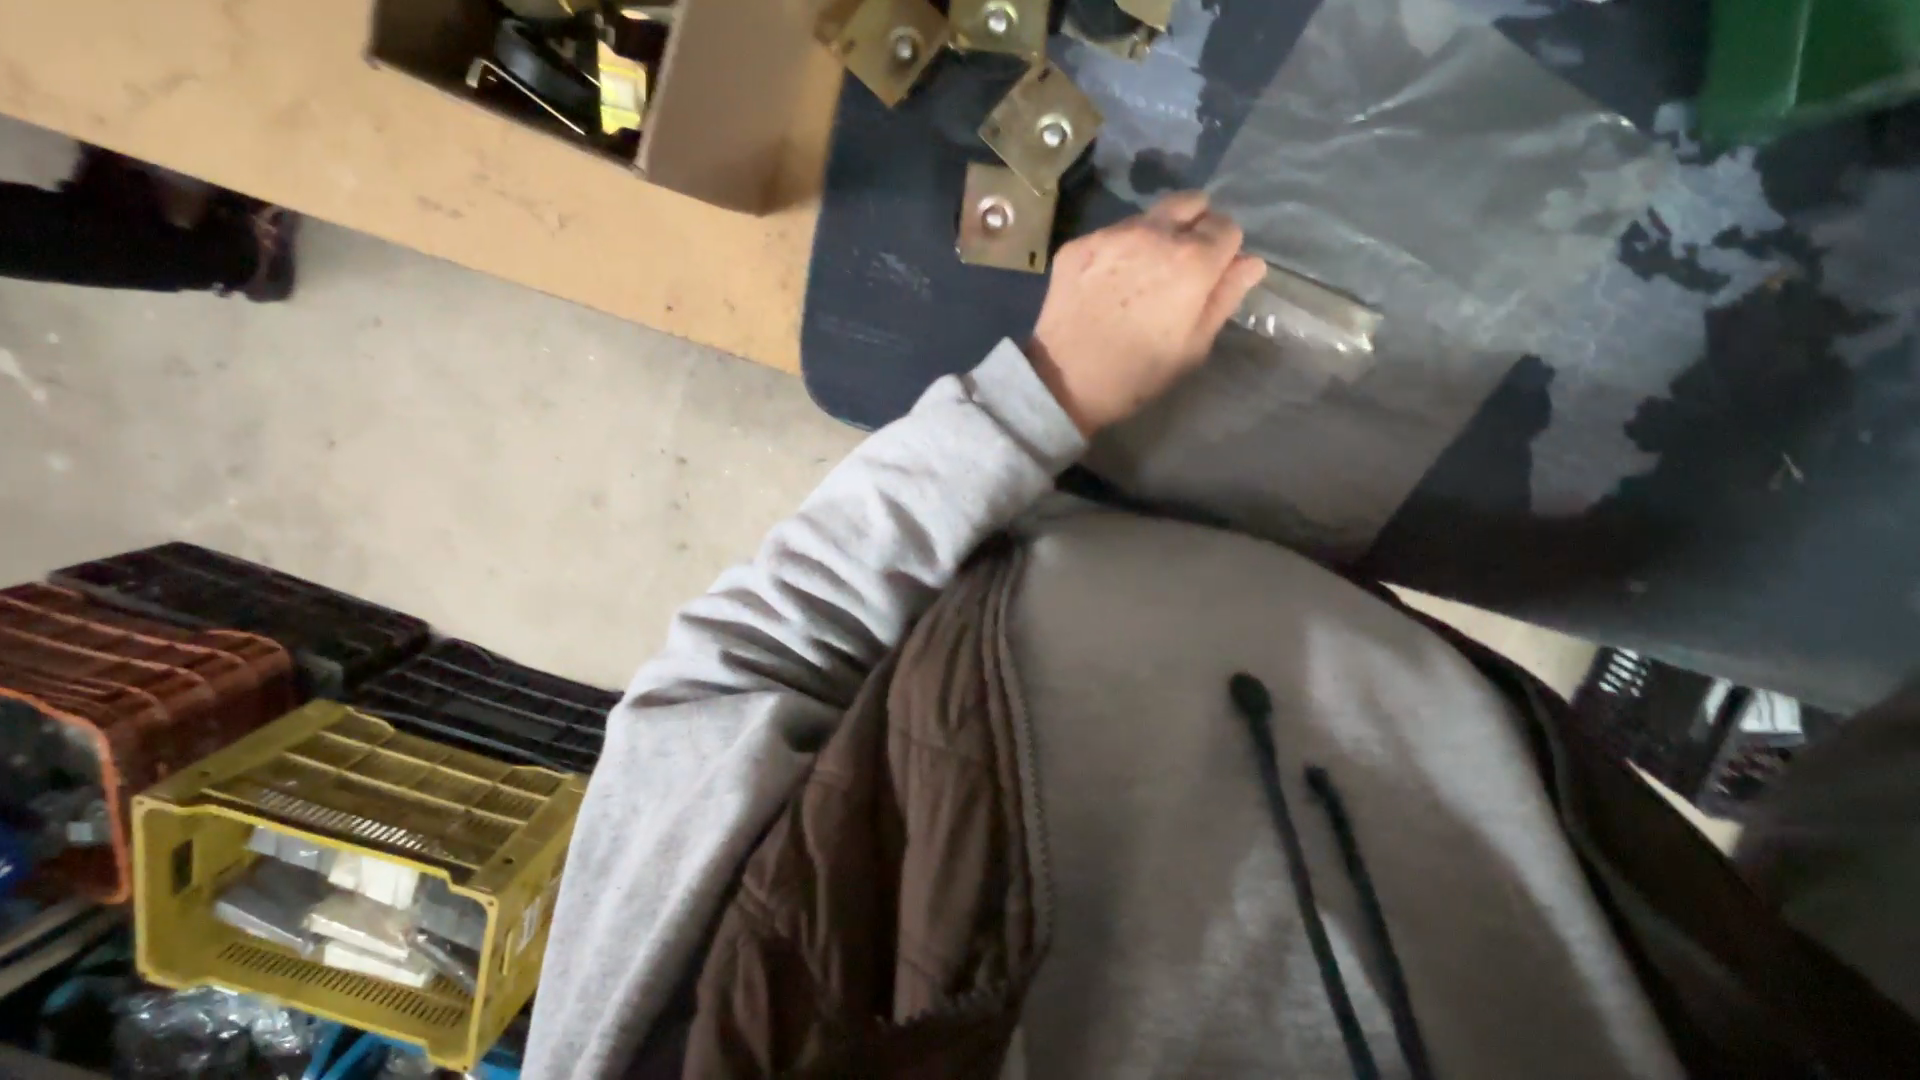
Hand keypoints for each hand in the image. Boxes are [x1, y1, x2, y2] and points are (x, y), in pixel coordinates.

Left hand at [1027, 192, 1266, 435]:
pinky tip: (1107, 285)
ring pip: (1148, 217)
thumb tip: (1252, 262)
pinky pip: (1111, 235)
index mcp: (1192, 259)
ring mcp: (1111, 235)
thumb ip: (1225, 296)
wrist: (1065, 382)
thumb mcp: (1194, 345)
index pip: (1227, 226)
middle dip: (1194, 226)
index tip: (1211, 273)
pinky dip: (1117, 251)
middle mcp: (1153, 233)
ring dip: (1154, 235)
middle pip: (1190, 203)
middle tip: (1181, 264)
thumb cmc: (1138, 373)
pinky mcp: (1078, 244)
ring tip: (1140, 277)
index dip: (1224, 250)